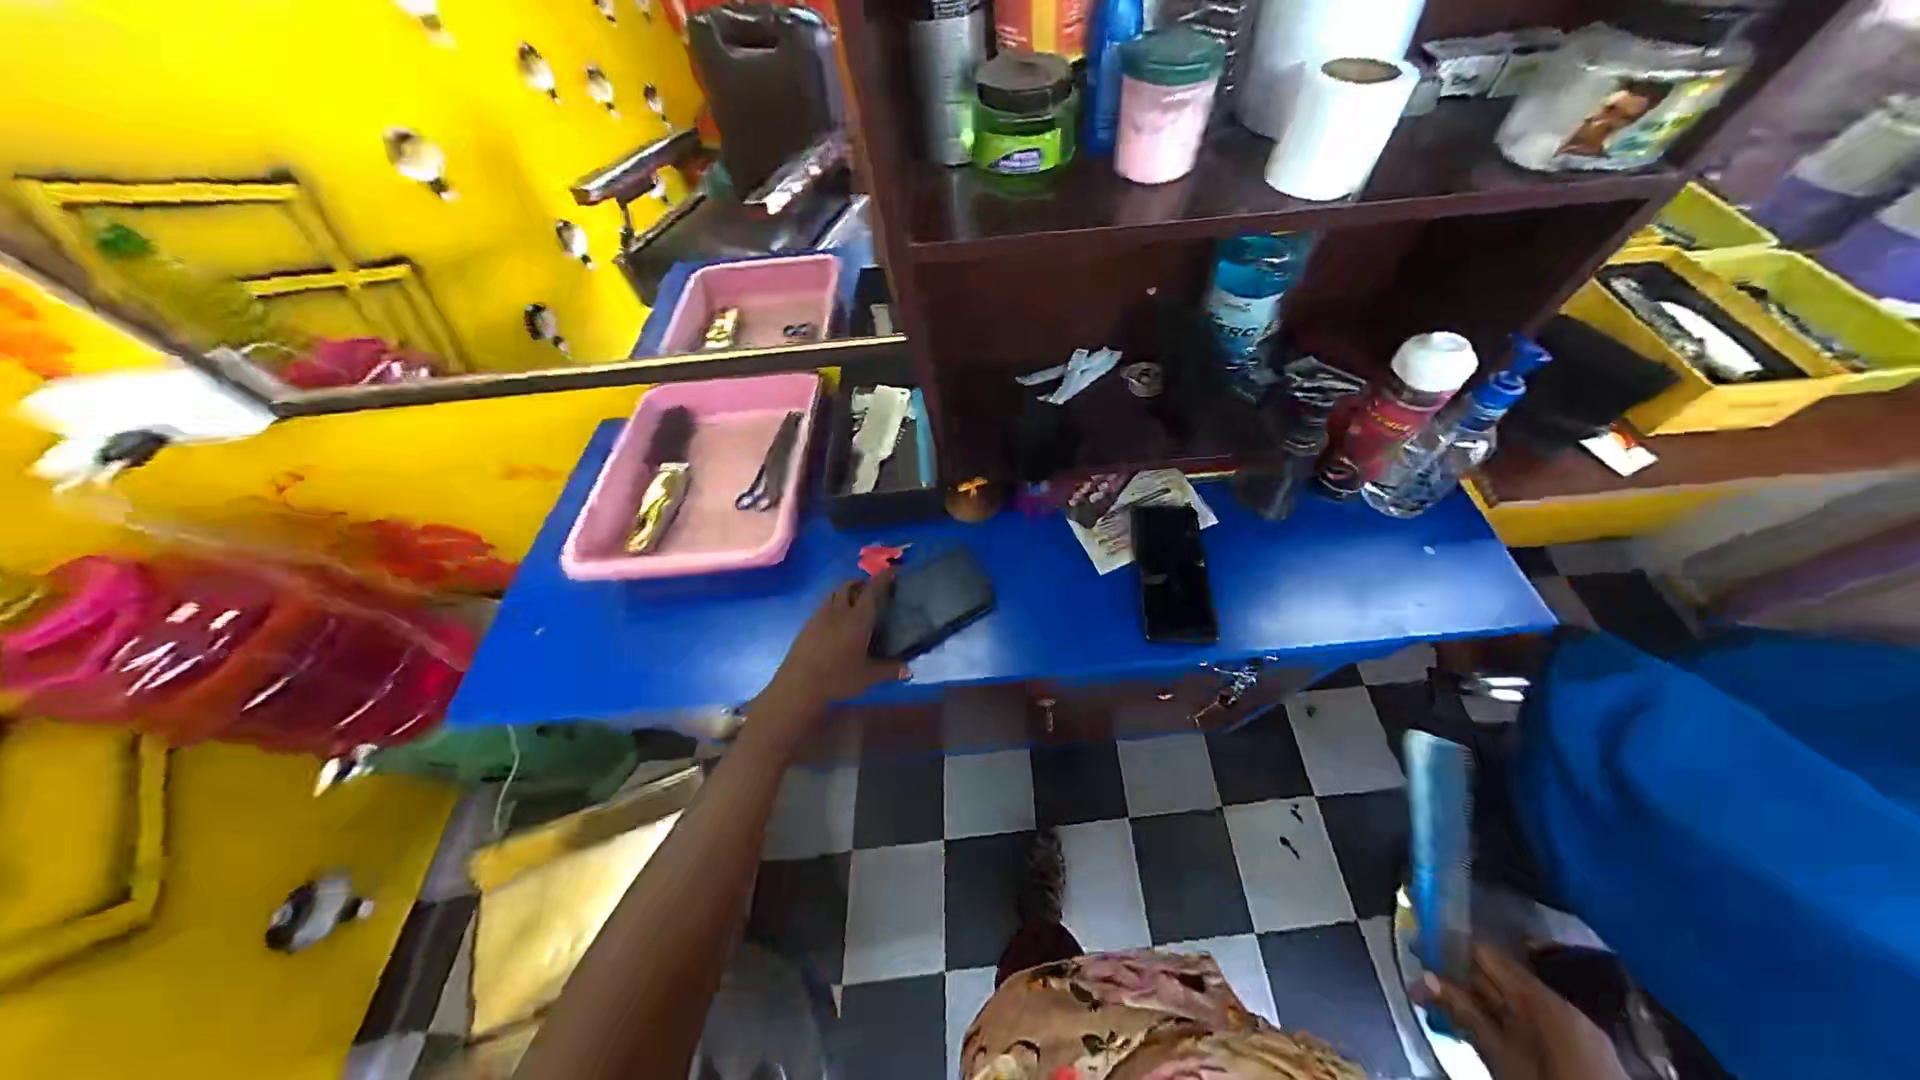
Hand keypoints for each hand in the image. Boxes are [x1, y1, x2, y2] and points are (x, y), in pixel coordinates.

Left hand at [752, 573, 906, 740]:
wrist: (799, 684)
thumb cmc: (838, 677)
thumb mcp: (868, 676)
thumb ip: (890, 670)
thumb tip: (908, 670)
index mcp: (858, 618)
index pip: (872, 591)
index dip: (883, 578)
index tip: (892, 571)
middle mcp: (839, 611)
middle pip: (848, 585)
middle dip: (861, 582)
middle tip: (871, 590)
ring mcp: (820, 616)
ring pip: (834, 594)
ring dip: (845, 592)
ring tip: (853, 604)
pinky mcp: (807, 625)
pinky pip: (823, 606)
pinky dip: (833, 606)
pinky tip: (836, 622)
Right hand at [1416, 945, 1630, 1079]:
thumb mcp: (1502, 1058)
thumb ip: (1465, 1015)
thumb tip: (1424, 977)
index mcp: (1540, 998)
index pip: (1485, 952)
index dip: (1451, 948)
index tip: (1419, 951)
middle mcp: (1556, 1003)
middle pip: (1496, 975)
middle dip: (1458, 975)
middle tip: (1421, 979)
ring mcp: (1570, 1026)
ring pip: (1509, 998)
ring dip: (1475, 998)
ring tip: (1439, 1001)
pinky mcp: (1576, 1046)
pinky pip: (1527, 1018)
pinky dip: (1499, 1017)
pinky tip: (1476, 1023)